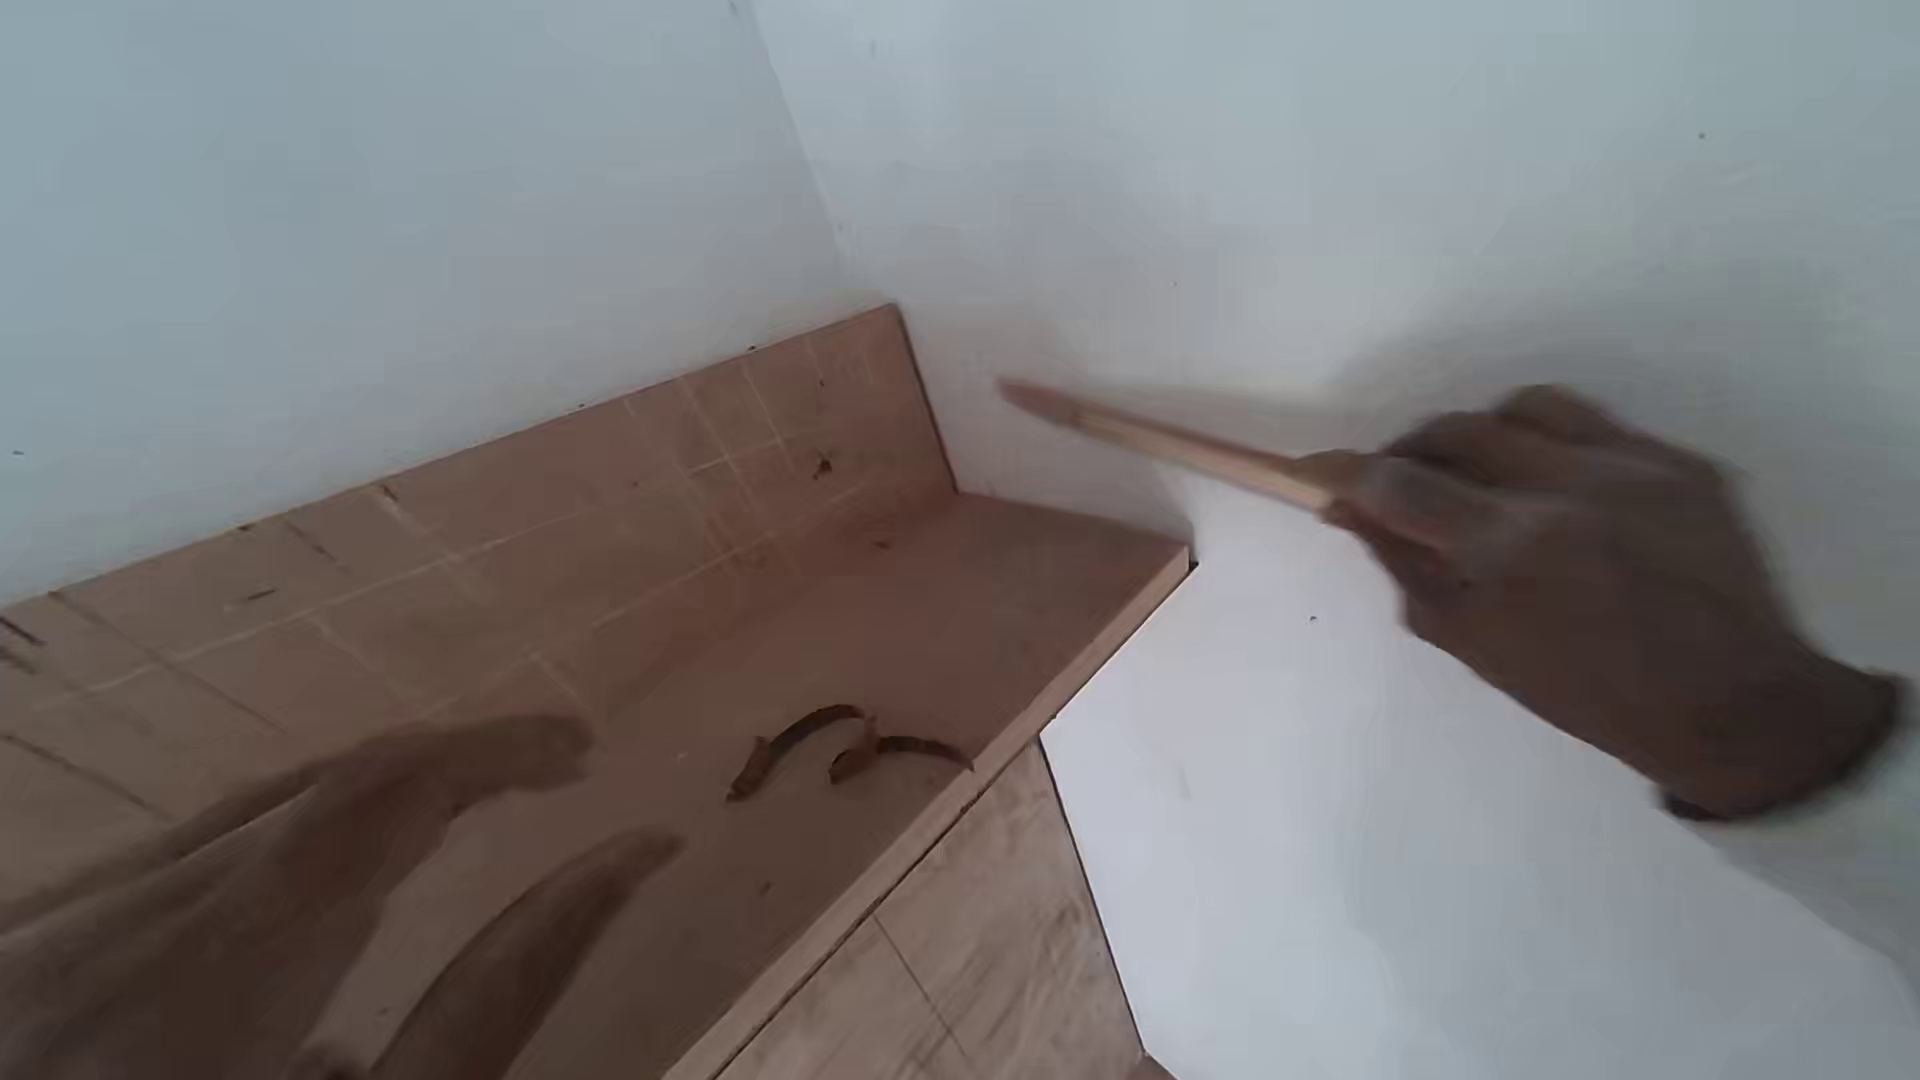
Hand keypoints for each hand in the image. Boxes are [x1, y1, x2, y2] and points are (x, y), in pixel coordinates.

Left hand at [0, 715, 681, 1079]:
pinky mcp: (23, 943)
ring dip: (404, 783)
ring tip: (488, 794)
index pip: (389, 787)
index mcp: (194, 979)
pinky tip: (366, 851)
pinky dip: (325, 817)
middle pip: (338, 778)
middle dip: (471, 757)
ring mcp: (37, 931)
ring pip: (275, 796)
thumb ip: (519, 973)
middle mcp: (94, 927)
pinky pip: (209, 836)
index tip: (585, 749)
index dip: (503, 746)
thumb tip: (645, 847)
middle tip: (561, 765)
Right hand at [1325, 386, 1898, 817]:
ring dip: (1465, 438)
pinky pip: (1580, 418)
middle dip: (1400, 456)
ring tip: (1462, 474)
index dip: (1340, 471)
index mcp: (1505, 548)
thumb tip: (1344, 508)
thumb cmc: (1568, 684)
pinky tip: (1529, 478)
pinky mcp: (1679, 462)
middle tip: (1391, 487)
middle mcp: (1565, 491)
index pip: (1395, 485)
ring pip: (1512, 410)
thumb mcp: (1454, 630)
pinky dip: (1529, 438)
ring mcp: (1632, 468)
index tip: (1310, 469)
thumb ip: (1395, 557)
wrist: (1728, 702)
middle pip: (1447, 434)